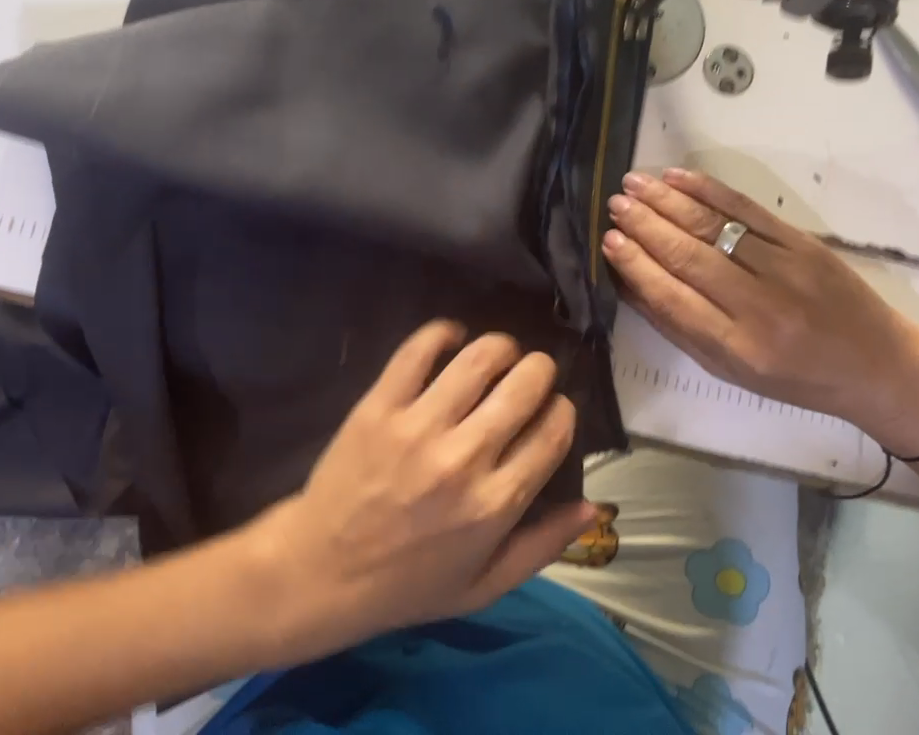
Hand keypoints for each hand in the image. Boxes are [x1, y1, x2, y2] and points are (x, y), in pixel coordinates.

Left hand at [244, 322, 595, 651]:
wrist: (323, 571)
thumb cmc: (409, 583)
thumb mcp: (485, 585)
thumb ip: (543, 546)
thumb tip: (595, 506)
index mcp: (496, 504)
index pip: (553, 431)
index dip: (562, 410)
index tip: (553, 410)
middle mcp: (464, 458)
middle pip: (525, 385)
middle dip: (539, 370)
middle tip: (530, 376)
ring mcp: (418, 427)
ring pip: (479, 358)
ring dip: (501, 346)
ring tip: (499, 354)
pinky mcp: (379, 406)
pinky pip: (417, 350)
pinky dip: (442, 333)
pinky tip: (451, 339)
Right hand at [601, 169, 918, 451]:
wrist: (876, 366)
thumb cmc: (794, 377)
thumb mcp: (729, 369)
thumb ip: (677, 327)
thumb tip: (627, 284)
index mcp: (736, 347)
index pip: (672, 298)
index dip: (636, 266)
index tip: (608, 240)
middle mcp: (759, 307)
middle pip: (688, 256)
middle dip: (645, 226)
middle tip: (613, 205)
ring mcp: (784, 270)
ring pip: (713, 227)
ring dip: (667, 201)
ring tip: (632, 184)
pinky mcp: (803, 243)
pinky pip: (747, 210)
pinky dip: (708, 190)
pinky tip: (677, 178)